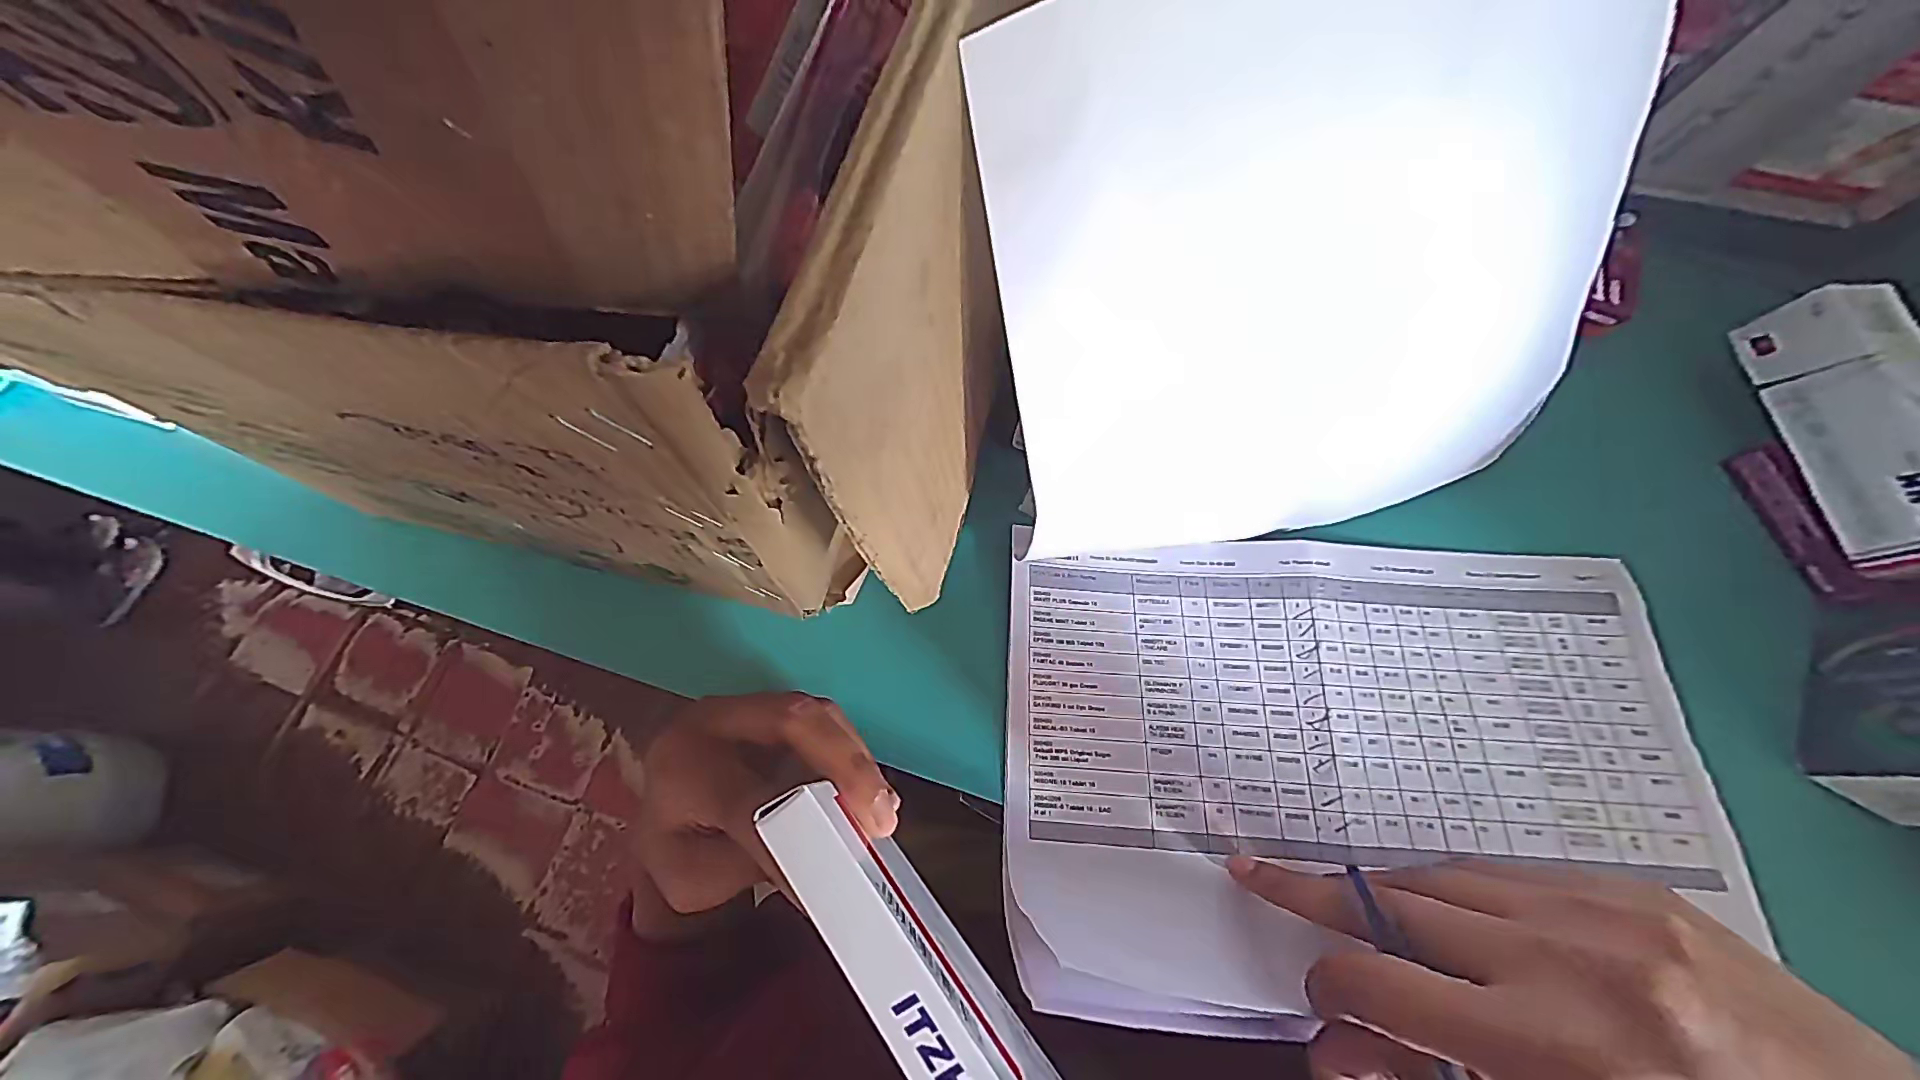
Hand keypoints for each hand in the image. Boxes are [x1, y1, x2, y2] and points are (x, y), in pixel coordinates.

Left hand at [628, 692, 898, 935]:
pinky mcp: (778, 701)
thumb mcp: (693, 877)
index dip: (798, 832)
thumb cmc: (680, 839)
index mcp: (682, 769)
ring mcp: (750, 702)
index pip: (747, 799)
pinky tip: (872, 791)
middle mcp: (715, 720)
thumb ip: (750, 870)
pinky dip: (856, 752)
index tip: (836, 871)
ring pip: (819, 714)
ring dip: (859, 761)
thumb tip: (815, 868)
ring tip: (883, 811)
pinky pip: (828, 717)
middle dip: (847, 766)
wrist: (661, 791)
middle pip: (793, 721)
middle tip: (881, 820)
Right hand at [1227, 857, 1916, 1079]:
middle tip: (1261, 872)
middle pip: (1394, 905)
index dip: (1328, 989)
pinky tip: (1461, 917)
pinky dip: (1462, 893)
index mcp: (1557, 1045)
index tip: (1314, 993)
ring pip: (1442, 879)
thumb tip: (1336, 1047)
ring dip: (1391, 896)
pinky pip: (1506, 875)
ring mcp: (1607, 912)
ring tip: (1359, 903)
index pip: (1377, 984)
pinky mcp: (1634, 891)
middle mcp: (1572, 958)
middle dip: (1315, 893)